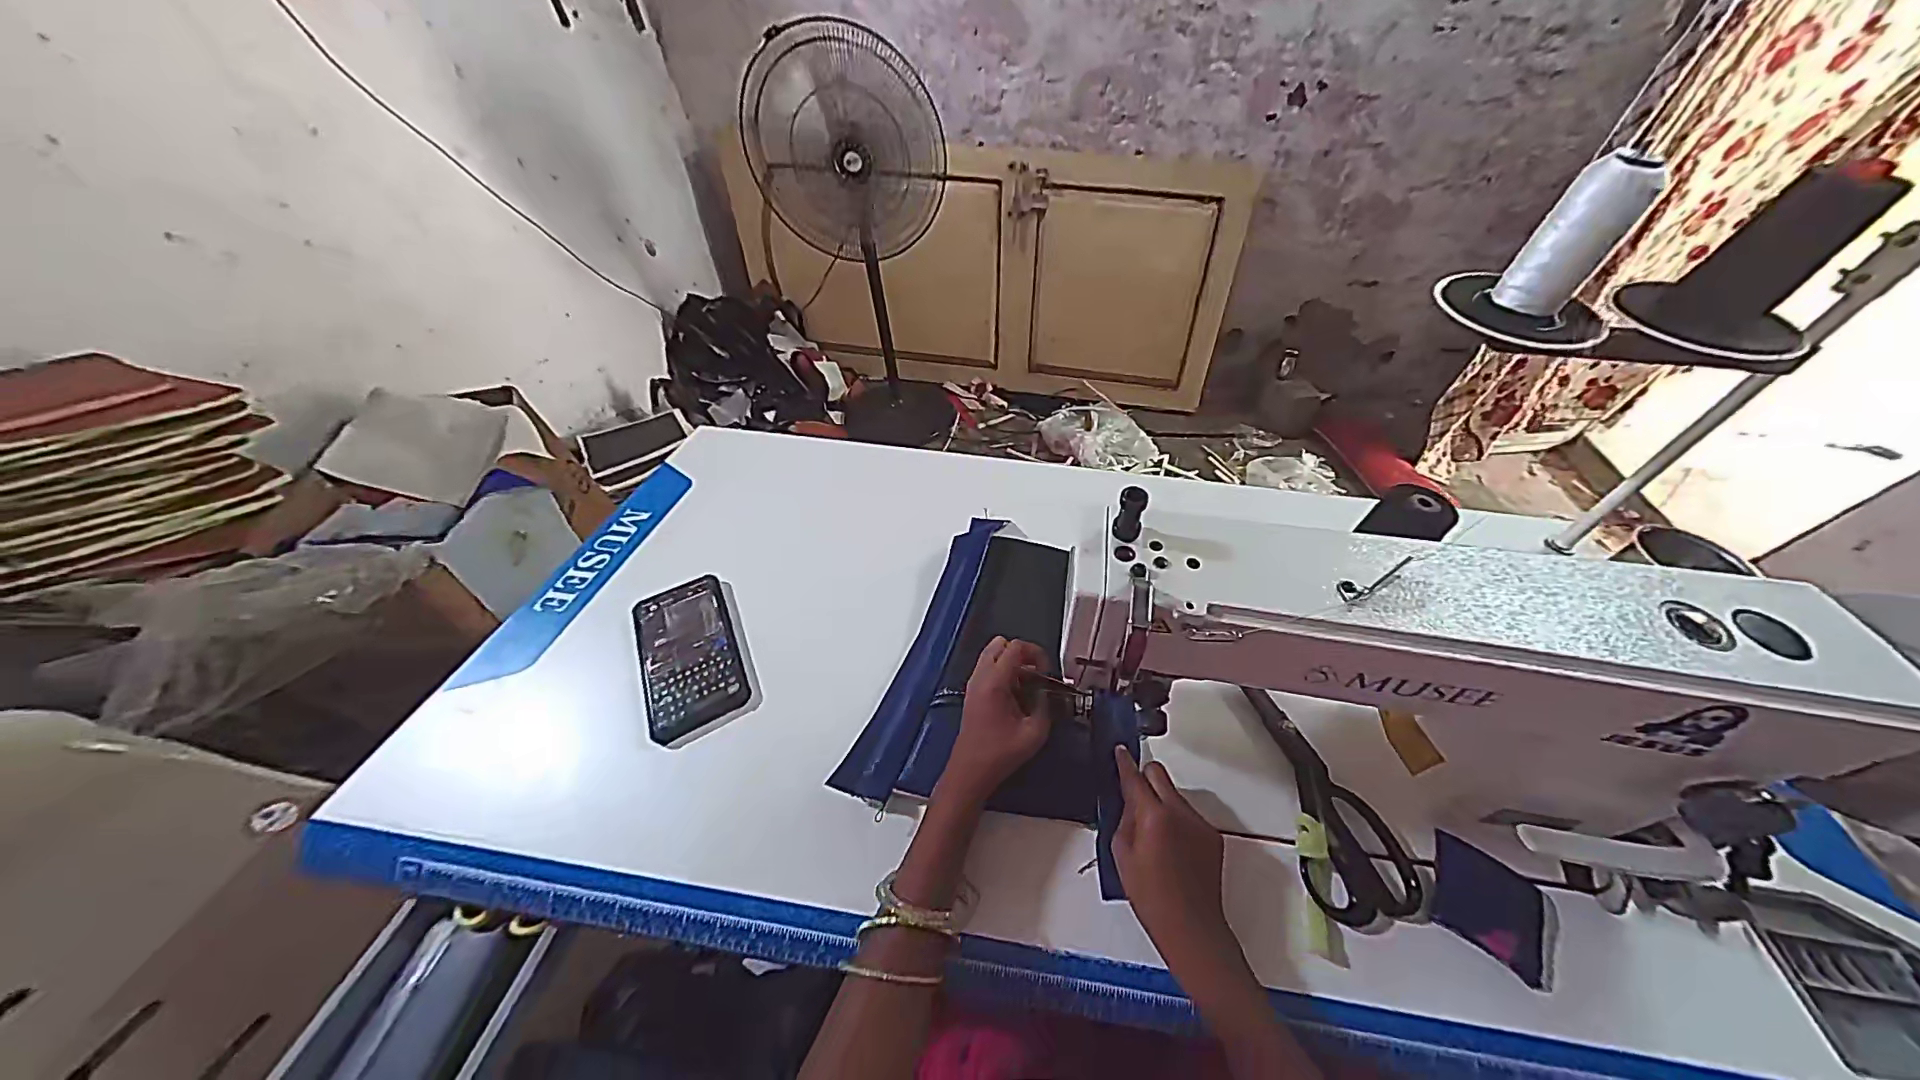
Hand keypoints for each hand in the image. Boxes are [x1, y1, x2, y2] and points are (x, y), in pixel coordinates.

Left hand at [936, 637, 1052, 808]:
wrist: (970, 771)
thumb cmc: (1000, 754)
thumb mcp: (1034, 732)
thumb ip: (1045, 706)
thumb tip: (1047, 692)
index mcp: (994, 682)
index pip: (1014, 647)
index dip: (1036, 653)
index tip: (1046, 671)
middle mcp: (980, 677)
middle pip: (1000, 644)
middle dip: (1022, 653)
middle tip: (1036, 673)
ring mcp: (973, 684)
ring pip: (992, 655)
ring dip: (1012, 663)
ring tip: (1027, 686)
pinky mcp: (972, 693)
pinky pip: (988, 669)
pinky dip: (1003, 673)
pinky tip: (1015, 696)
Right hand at [1112, 747, 1238, 979]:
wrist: (1191, 927)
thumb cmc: (1152, 897)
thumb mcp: (1122, 855)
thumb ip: (1124, 820)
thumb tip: (1129, 804)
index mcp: (1154, 816)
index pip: (1135, 777)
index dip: (1124, 762)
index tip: (1120, 751)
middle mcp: (1180, 812)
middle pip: (1159, 774)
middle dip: (1145, 777)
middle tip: (1135, 795)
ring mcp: (1199, 823)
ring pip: (1174, 796)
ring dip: (1162, 803)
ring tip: (1153, 836)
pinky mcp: (1212, 836)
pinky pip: (1189, 816)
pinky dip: (1178, 822)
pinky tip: (1171, 848)